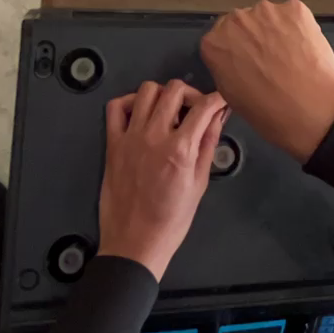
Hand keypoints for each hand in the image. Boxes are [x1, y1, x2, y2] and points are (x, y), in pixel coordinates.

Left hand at [98, 80, 227, 281]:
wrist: (135, 243)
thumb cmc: (172, 219)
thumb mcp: (199, 183)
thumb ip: (208, 144)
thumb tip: (218, 116)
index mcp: (180, 149)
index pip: (204, 106)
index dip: (218, 99)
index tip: (221, 101)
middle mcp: (154, 136)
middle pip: (174, 89)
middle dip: (191, 93)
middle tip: (195, 109)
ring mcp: (130, 137)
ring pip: (146, 90)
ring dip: (163, 94)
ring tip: (169, 111)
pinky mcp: (112, 144)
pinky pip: (116, 107)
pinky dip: (130, 102)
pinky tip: (142, 114)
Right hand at [200, 0, 333, 162]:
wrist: (309, 108)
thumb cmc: (267, 110)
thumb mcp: (230, 94)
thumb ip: (226, 67)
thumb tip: (236, 60)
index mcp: (214, 42)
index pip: (221, 39)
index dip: (236, 51)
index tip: (247, 61)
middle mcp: (236, 19)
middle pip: (243, 23)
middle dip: (254, 36)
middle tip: (270, 58)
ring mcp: (266, 10)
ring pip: (268, 17)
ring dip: (275, 30)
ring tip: (291, 55)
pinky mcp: (294, 8)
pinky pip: (293, 16)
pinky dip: (298, 28)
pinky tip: (304, 48)